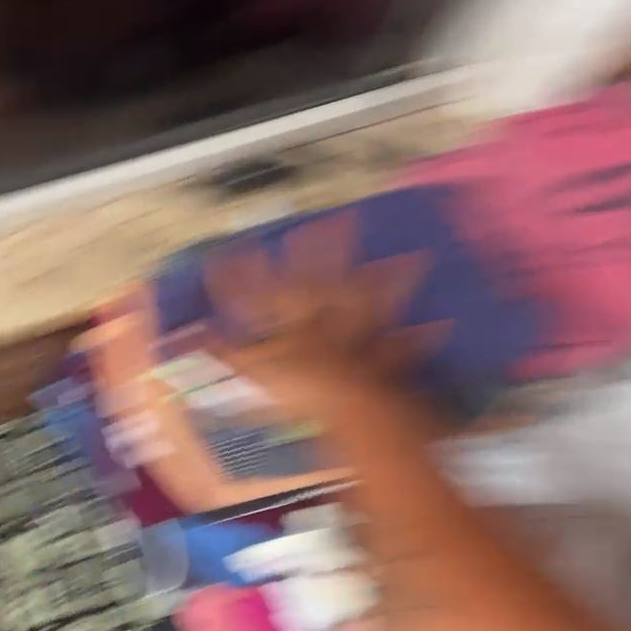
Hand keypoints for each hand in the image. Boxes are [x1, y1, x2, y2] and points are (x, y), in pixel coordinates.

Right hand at [205, 211, 450, 423]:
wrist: (355, 410)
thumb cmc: (299, 391)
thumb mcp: (249, 372)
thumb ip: (222, 350)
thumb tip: (192, 334)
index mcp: (288, 323)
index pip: (260, 291)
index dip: (243, 271)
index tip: (232, 250)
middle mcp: (325, 320)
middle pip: (320, 279)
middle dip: (320, 252)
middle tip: (328, 219)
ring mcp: (359, 335)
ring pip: (369, 299)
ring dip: (382, 278)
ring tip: (403, 255)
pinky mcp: (386, 358)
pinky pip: (405, 342)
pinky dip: (421, 334)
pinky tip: (439, 324)